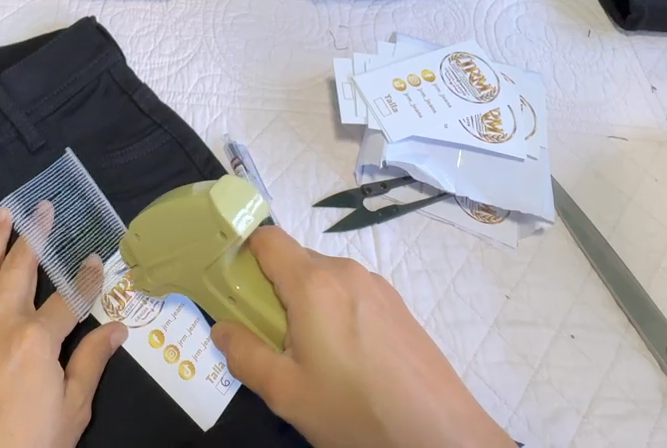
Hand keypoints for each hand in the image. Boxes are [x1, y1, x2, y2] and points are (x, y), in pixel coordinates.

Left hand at [0, 205, 127, 447]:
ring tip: (3, 213)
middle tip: (43, 207)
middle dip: (35, 235)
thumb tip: (117, 329)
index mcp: (38, 338)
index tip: (97, 257)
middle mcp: (2, 322)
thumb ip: (91, 364)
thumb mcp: (71, 413)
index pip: (70, 297)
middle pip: (21, 267)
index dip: (87, 278)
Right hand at [212, 227, 511, 447]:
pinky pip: (352, 294)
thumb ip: (245, 356)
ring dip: (308, 304)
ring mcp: (377, 286)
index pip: (267, 238)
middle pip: (295, 260)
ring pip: (324, 279)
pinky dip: (338, 314)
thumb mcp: (287, 394)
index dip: (244, 254)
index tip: (236, 289)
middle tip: (274, 339)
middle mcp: (345, 270)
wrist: (444, 439)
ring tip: (315, 358)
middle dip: (275, 290)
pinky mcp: (399, 306)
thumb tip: (222, 329)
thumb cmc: (357, 411)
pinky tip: (350, 362)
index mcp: (313, 282)